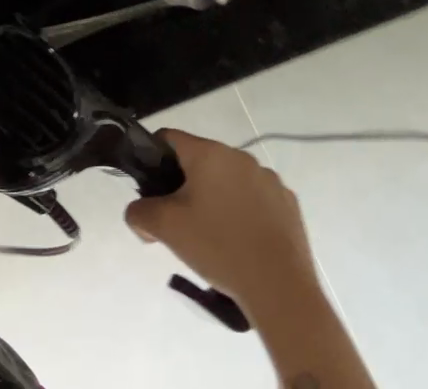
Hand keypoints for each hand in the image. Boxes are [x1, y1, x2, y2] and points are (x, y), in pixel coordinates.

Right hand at [125, 129, 318, 312]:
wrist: (280, 290)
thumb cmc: (218, 247)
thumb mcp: (163, 227)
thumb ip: (137, 212)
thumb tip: (140, 214)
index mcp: (209, 154)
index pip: (168, 138)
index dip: (152, 159)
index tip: (152, 190)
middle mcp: (241, 157)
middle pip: (199, 160)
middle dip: (183, 184)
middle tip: (178, 219)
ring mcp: (270, 180)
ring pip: (227, 179)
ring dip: (214, 197)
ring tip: (212, 235)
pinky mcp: (289, 204)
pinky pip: (254, 198)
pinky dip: (242, 211)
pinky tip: (241, 241)